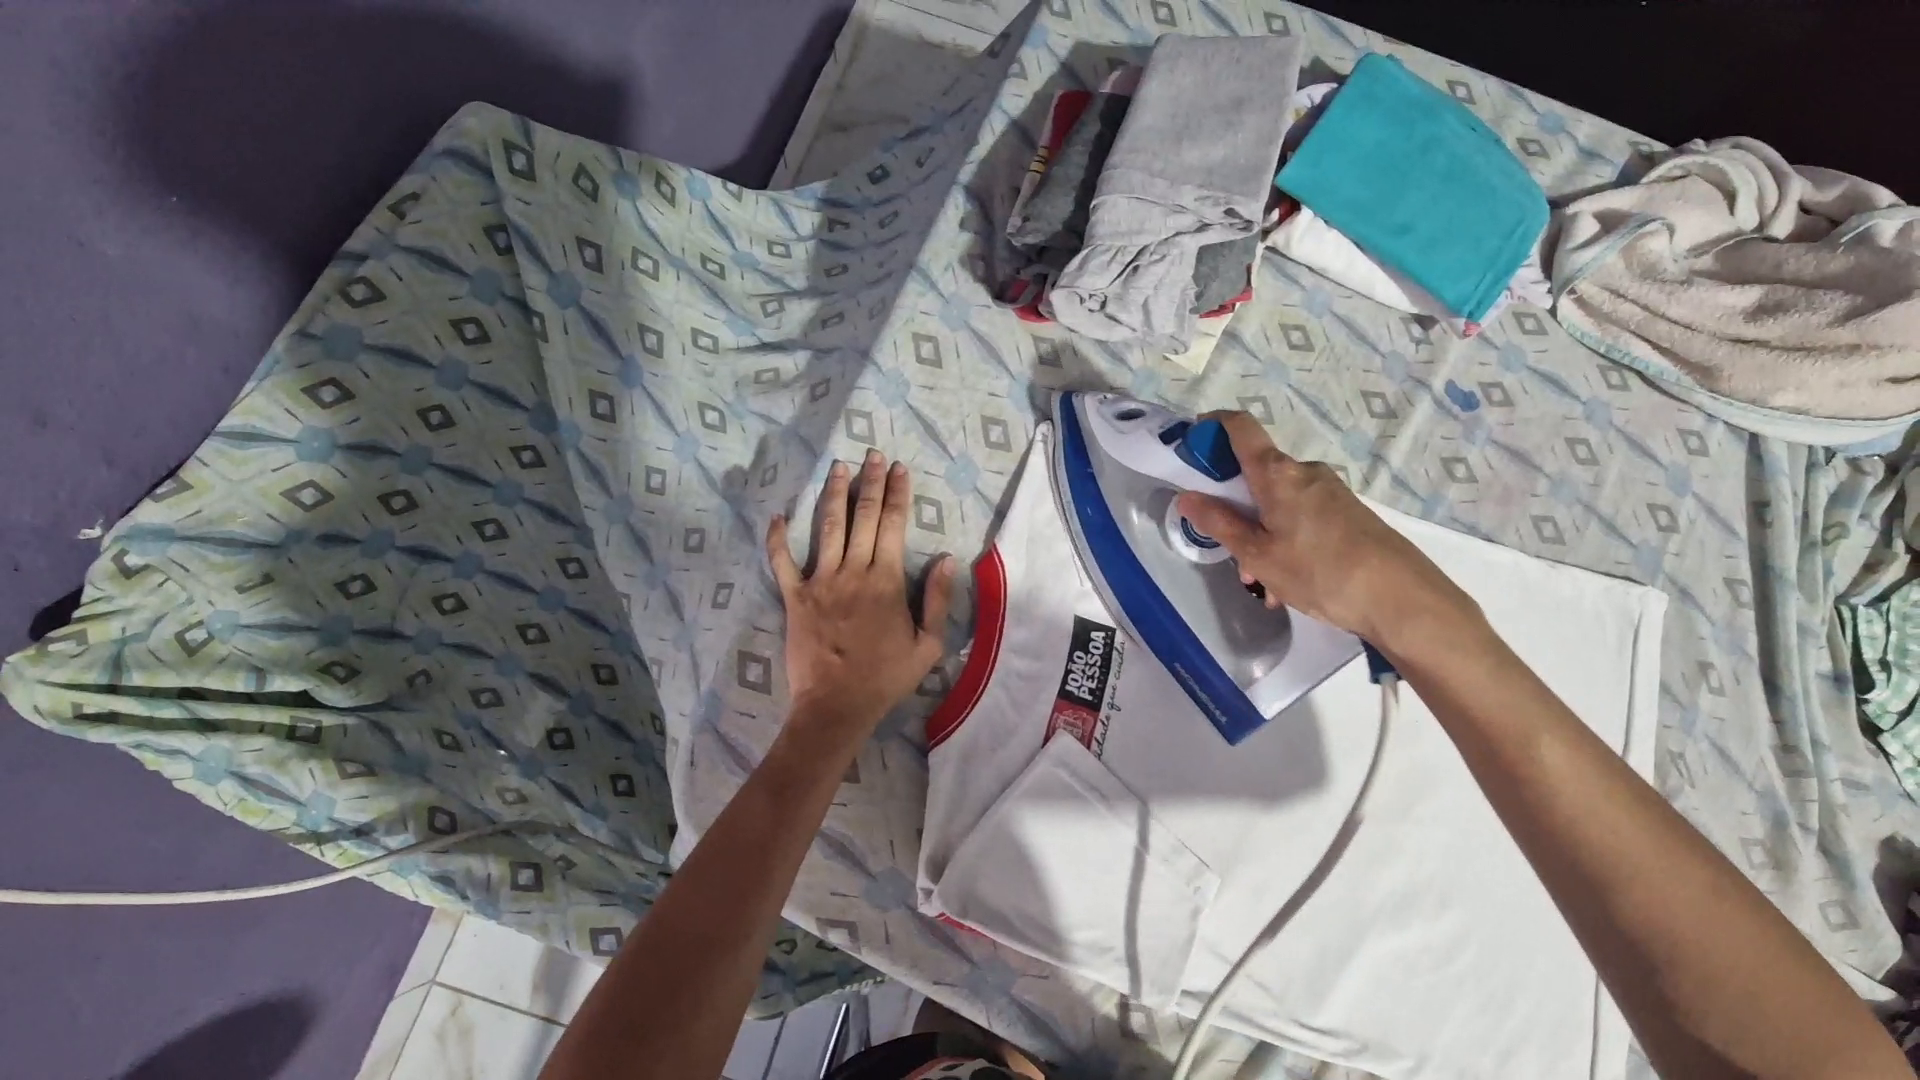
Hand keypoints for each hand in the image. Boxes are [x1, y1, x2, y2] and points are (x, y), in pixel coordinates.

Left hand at [767, 449, 955, 733]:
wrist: (837, 705)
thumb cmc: (886, 678)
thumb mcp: (929, 645)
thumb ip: (939, 600)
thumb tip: (948, 558)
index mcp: (888, 580)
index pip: (895, 525)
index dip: (898, 493)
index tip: (899, 468)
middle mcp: (854, 571)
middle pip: (864, 516)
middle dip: (870, 482)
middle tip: (873, 454)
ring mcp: (821, 581)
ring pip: (828, 527)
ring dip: (834, 494)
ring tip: (839, 467)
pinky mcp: (794, 597)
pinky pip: (781, 561)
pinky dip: (777, 537)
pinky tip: (778, 515)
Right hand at [1174, 412, 1479, 658]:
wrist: (1400, 597)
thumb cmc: (1319, 571)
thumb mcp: (1257, 554)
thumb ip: (1220, 523)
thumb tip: (1187, 496)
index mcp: (1278, 473)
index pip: (1240, 427)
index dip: (1212, 425)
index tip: (1192, 443)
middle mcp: (1304, 472)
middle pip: (1256, 475)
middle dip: (1234, 510)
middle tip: (1229, 553)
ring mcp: (1330, 492)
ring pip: (1278, 505)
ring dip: (1261, 537)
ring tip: (1264, 586)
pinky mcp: (1347, 513)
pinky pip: (1302, 519)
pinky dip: (1286, 543)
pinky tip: (1290, 586)